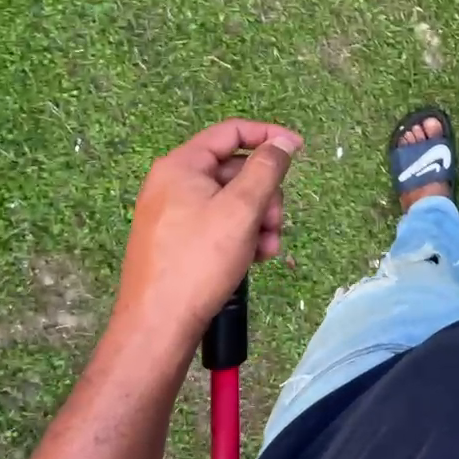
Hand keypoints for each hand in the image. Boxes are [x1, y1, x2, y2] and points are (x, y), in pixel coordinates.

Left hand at [113, 119, 301, 350]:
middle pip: (237, 169)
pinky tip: (255, 257)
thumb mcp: (242, 209)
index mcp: (181, 166)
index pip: (231, 132)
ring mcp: (174, 212)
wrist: (158, 326)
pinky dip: (244, 234)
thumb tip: (284, 141)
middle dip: (266, 193)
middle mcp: (174, 183)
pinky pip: (221, 222)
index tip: (300, 150)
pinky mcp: (179, 239)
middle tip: (275, 221)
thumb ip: (267, 168)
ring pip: (234, 199)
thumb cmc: (199, 260)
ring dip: (260, 218)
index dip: (269, 136)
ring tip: (267, 247)